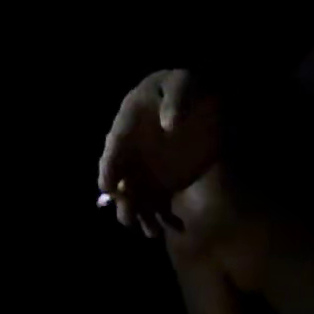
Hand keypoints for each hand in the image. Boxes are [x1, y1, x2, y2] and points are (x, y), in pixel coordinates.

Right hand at [97, 68, 219, 237]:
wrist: (205, 106)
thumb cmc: (188, 90)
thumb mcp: (183, 82)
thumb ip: (176, 97)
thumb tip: (168, 125)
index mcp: (128, 125)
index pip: (113, 149)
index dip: (108, 168)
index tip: (108, 186)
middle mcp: (131, 154)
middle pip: (120, 182)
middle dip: (123, 202)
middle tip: (129, 216)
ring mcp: (146, 173)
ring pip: (138, 200)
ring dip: (142, 217)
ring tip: (152, 231)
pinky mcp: (163, 187)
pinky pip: (160, 207)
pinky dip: (166, 219)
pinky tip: (176, 227)